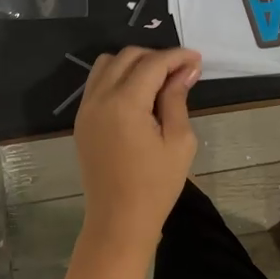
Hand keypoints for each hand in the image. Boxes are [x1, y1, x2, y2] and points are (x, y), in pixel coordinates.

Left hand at [73, 47, 202, 251]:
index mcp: (125, 103)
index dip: (177, 57)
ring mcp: (86, 108)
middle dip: (156, 56)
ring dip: (134, 63)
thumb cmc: (155, 186)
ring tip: (158, 80)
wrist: (118, 221)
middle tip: (181, 71)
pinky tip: (138, 94)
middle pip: (128, 56)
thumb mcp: (178, 141)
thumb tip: (186, 70)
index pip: (152, 63)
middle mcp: (100, 98)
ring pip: (107, 64)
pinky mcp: (82, 120)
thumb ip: (178, 99)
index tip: (197, 60)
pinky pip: (97, 83)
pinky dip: (117, 77)